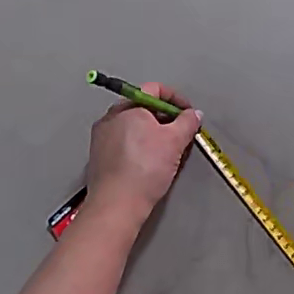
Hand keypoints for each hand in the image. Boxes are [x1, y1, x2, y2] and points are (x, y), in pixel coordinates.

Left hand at [84, 82, 202, 227]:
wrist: (118, 204)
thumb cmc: (143, 169)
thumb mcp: (175, 141)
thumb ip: (187, 122)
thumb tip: (193, 114)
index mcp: (128, 107)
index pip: (154, 90)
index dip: (175, 99)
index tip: (187, 113)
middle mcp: (111, 118)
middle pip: (143, 108)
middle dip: (165, 119)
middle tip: (180, 134)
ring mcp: (102, 137)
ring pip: (133, 127)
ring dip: (152, 135)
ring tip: (167, 153)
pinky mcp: (100, 156)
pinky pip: (124, 144)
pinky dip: (139, 148)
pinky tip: (150, 165)